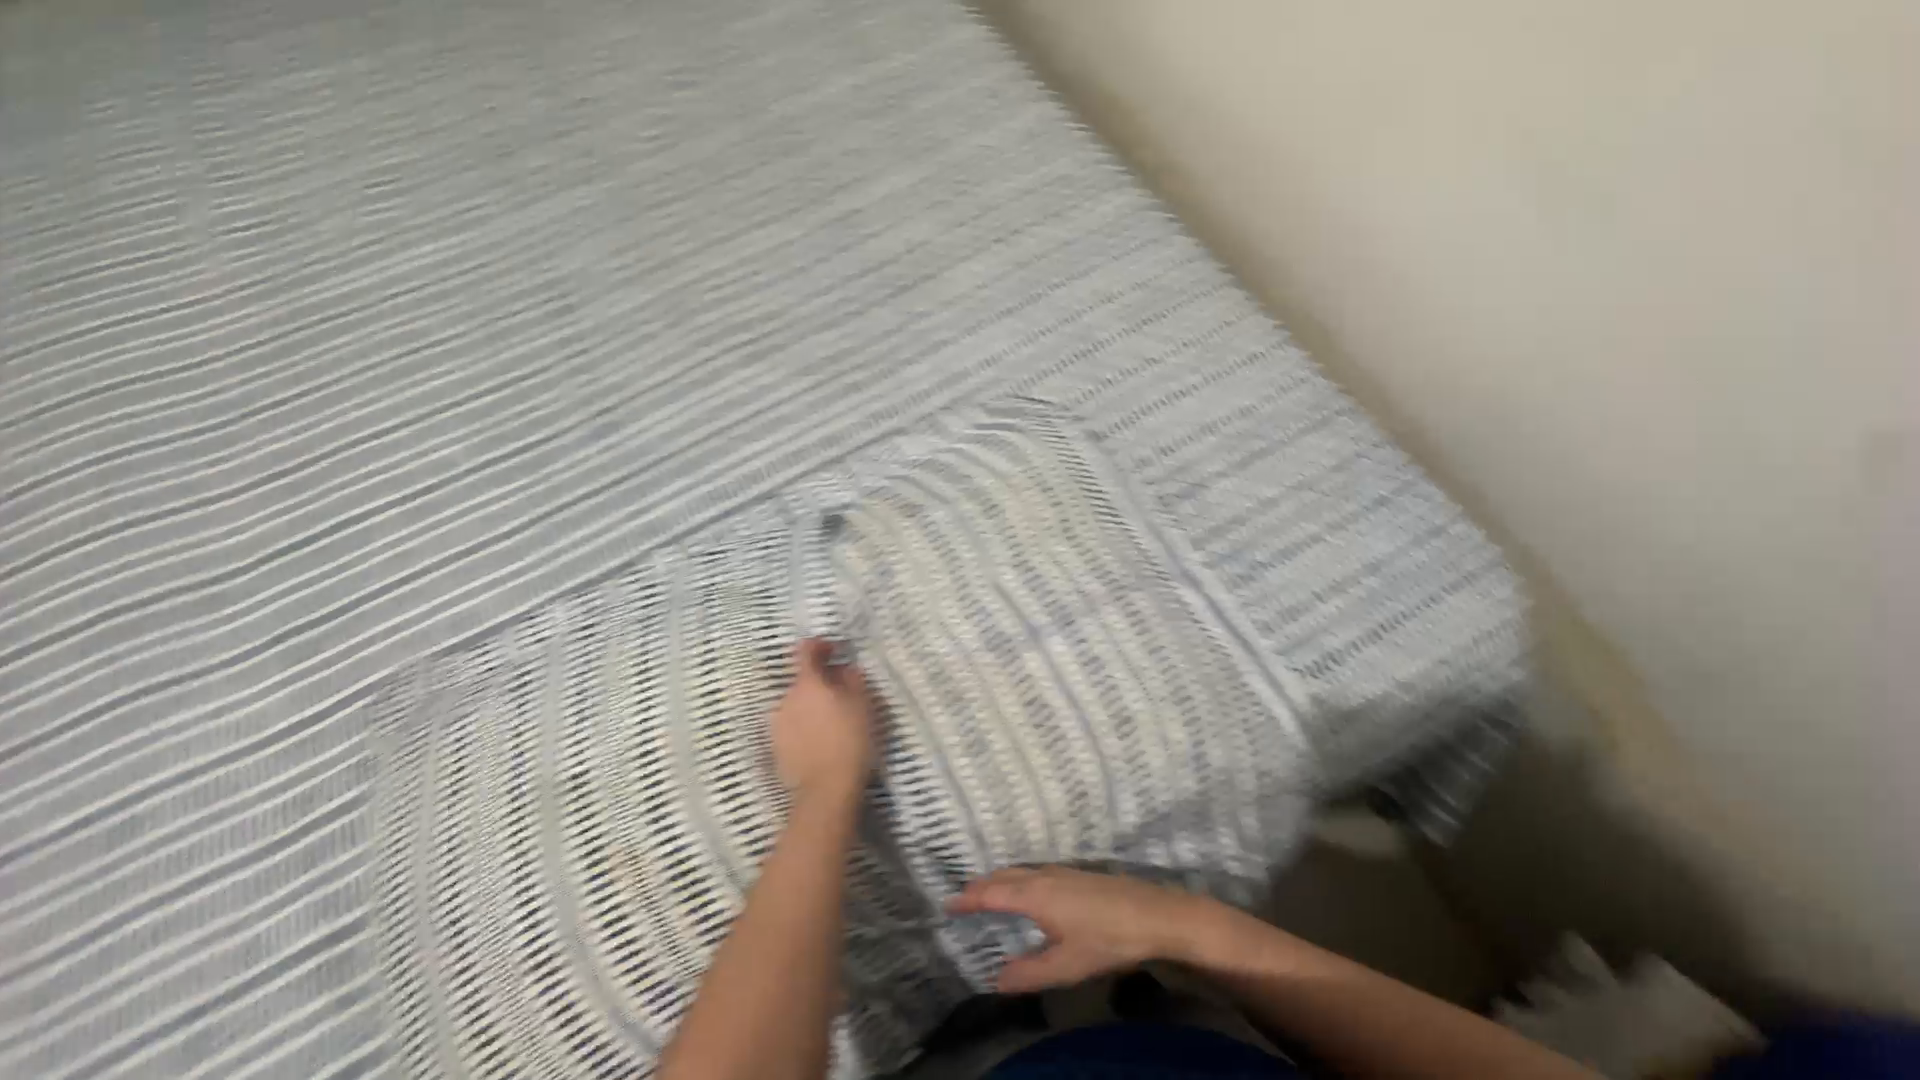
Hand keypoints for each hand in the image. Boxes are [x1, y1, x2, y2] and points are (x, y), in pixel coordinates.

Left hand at [771, 639, 875, 810]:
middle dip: (820, 683)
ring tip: (832, 724)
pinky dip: (804, 727)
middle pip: (802, 681)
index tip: (835, 651)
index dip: (820, 645)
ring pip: (796, 705)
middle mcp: (786, 698)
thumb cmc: (850, 741)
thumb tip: (846, 668)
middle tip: (842, 695)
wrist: (826, 789)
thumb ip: (853, 680)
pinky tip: (820, 742)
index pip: (805, 650)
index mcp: (807, 683)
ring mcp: (777, 723)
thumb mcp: (863, 705)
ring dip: (811, 707)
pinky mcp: (775, 746)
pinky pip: (791, 727)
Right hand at [945, 866, 1213, 993]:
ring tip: (990, 892)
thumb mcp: (1066, 966)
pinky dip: (1020, 879)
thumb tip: (995, 979)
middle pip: (1005, 876)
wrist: (1157, 915)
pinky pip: (1037, 872)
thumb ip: (1028, 974)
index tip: (947, 902)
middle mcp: (1045, 876)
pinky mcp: (1081, 875)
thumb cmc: (1108, 940)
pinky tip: (1030, 893)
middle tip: (964, 897)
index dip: (969, 899)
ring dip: (1002, 880)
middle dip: (982, 885)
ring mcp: (1065, 872)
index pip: (992, 893)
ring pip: (1023, 871)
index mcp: (1035, 895)